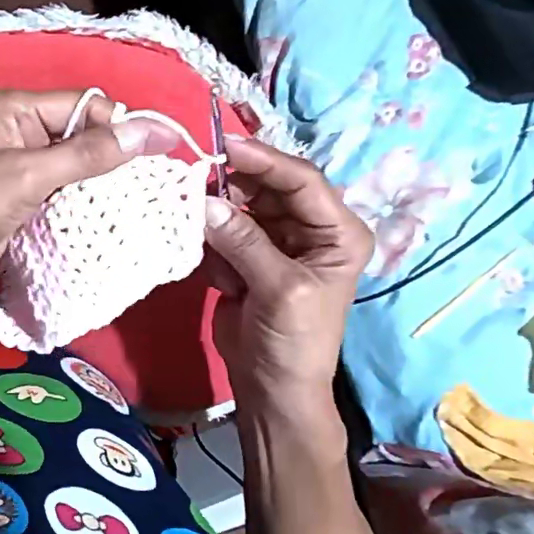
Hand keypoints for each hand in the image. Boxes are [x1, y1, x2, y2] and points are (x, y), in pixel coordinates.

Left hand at [0, 89, 179, 290]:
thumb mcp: (30, 176)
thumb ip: (88, 154)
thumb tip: (150, 131)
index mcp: (14, 108)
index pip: (82, 104)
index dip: (119, 125)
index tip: (156, 150)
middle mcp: (18, 127)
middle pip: (81, 130)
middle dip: (112, 152)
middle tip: (150, 177)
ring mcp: (19, 160)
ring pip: (75, 160)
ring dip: (101, 176)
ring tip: (137, 193)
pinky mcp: (22, 190)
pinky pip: (64, 184)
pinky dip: (84, 194)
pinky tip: (108, 207)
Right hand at [202, 136, 372, 402]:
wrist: (272, 387)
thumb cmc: (294, 340)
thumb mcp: (279, 289)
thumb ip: (245, 243)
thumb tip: (204, 203)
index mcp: (337, 232)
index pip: (302, 181)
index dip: (265, 161)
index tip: (224, 146)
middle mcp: (308, 230)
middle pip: (268, 189)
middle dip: (234, 188)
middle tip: (197, 186)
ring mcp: (274, 244)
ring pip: (240, 209)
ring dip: (219, 219)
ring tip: (206, 238)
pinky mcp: (245, 259)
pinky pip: (222, 234)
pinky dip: (212, 246)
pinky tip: (221, 278)